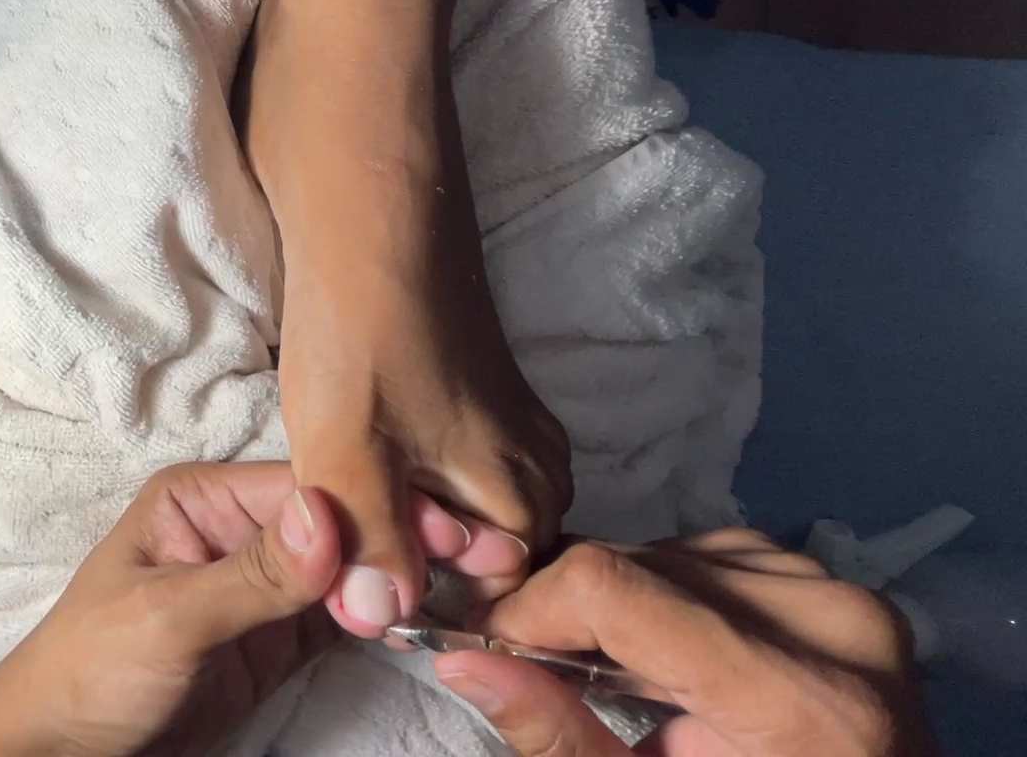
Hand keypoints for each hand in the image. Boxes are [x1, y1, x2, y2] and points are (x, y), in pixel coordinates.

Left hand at [0, 461, 516, 756]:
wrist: (70, 747)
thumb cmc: (97, 664)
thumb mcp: (171, 614)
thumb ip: (252, 572)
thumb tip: (330, 512)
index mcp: (203, 498)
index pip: (302, 488)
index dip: (373, 502)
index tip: (451, 525)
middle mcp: (236, 527)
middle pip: (333, 522)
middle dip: (401, 536)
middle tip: (489, 556)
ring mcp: (261, 580)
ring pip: (344, 567)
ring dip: (400, 576)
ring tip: (481, 584)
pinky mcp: (275, 632)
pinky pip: (338, 613)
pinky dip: (381, 616)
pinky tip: (432, 618)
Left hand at [246, 3, 572, 638]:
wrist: (353, 175)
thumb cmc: (358, 314)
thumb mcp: (352, 443)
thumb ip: (368, 537)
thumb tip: (379, 623)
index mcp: (516, 483)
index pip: (489, 591)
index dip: (418, 602)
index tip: (345, 601)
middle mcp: (508, 446)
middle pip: (453, 539)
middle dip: (387, 551)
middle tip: (318, 549)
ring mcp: (466, 397)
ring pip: (420, 484)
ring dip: (367, 501)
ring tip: (313, 503)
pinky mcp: (422, 358)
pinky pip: (400, 434)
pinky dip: (362, 453)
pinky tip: (323, 446)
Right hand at [434, 532, 936, 756]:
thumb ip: (556, 736)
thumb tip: (459, 660)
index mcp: (802, 700)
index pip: (608, 587)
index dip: (529, 610)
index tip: (495, 648)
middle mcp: (824, 618)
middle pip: (618, 564)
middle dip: (556, 609)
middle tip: (546, 667)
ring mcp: (824, 587)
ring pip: (639, 549)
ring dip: (599, 597)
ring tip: (617, 666)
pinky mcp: (811, 573)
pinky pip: (678, 549)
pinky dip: (644, 587)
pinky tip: (663, 642)